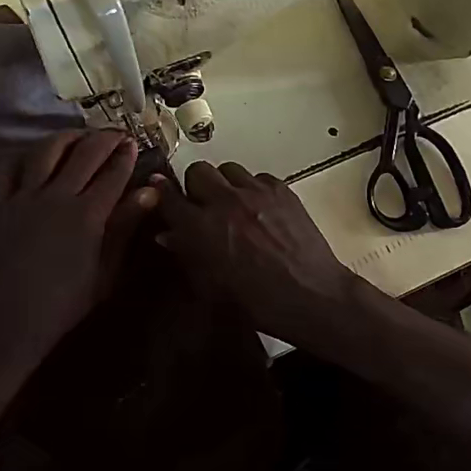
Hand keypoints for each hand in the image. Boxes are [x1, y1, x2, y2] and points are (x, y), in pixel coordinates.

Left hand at [0, 130, 156, 348]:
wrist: (8, 323)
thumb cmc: (65, 304)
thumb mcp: (106, 272)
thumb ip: (126, 227)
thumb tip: (149, 192)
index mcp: (88, 214)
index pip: (113, 173)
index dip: (126, 155)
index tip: (135, 144)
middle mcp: (56, 197)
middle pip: (84, 153)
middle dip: (104, 138)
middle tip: (116, 135)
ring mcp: (23, 198)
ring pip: (45, 151)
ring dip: (67, 137)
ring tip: (80, 137)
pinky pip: (5, 169)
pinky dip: (21, 155)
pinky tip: (32, 157)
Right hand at [153, 161, 369, 341]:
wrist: (310, 294)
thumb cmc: (257, 301)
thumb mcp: (212, 284)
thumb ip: (188, 253)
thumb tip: (169, 234)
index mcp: (202, 228)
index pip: (169, 198)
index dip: (162, 194)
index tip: (160, 192)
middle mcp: (226, 202)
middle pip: (198, 171)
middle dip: (196, 186)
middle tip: (203, 204)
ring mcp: (256, 192)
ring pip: (228, 169)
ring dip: (225, 184)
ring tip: (233, 204)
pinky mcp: (282, 189)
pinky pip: (258, 177)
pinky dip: (254, 189)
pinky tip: (261, 209)